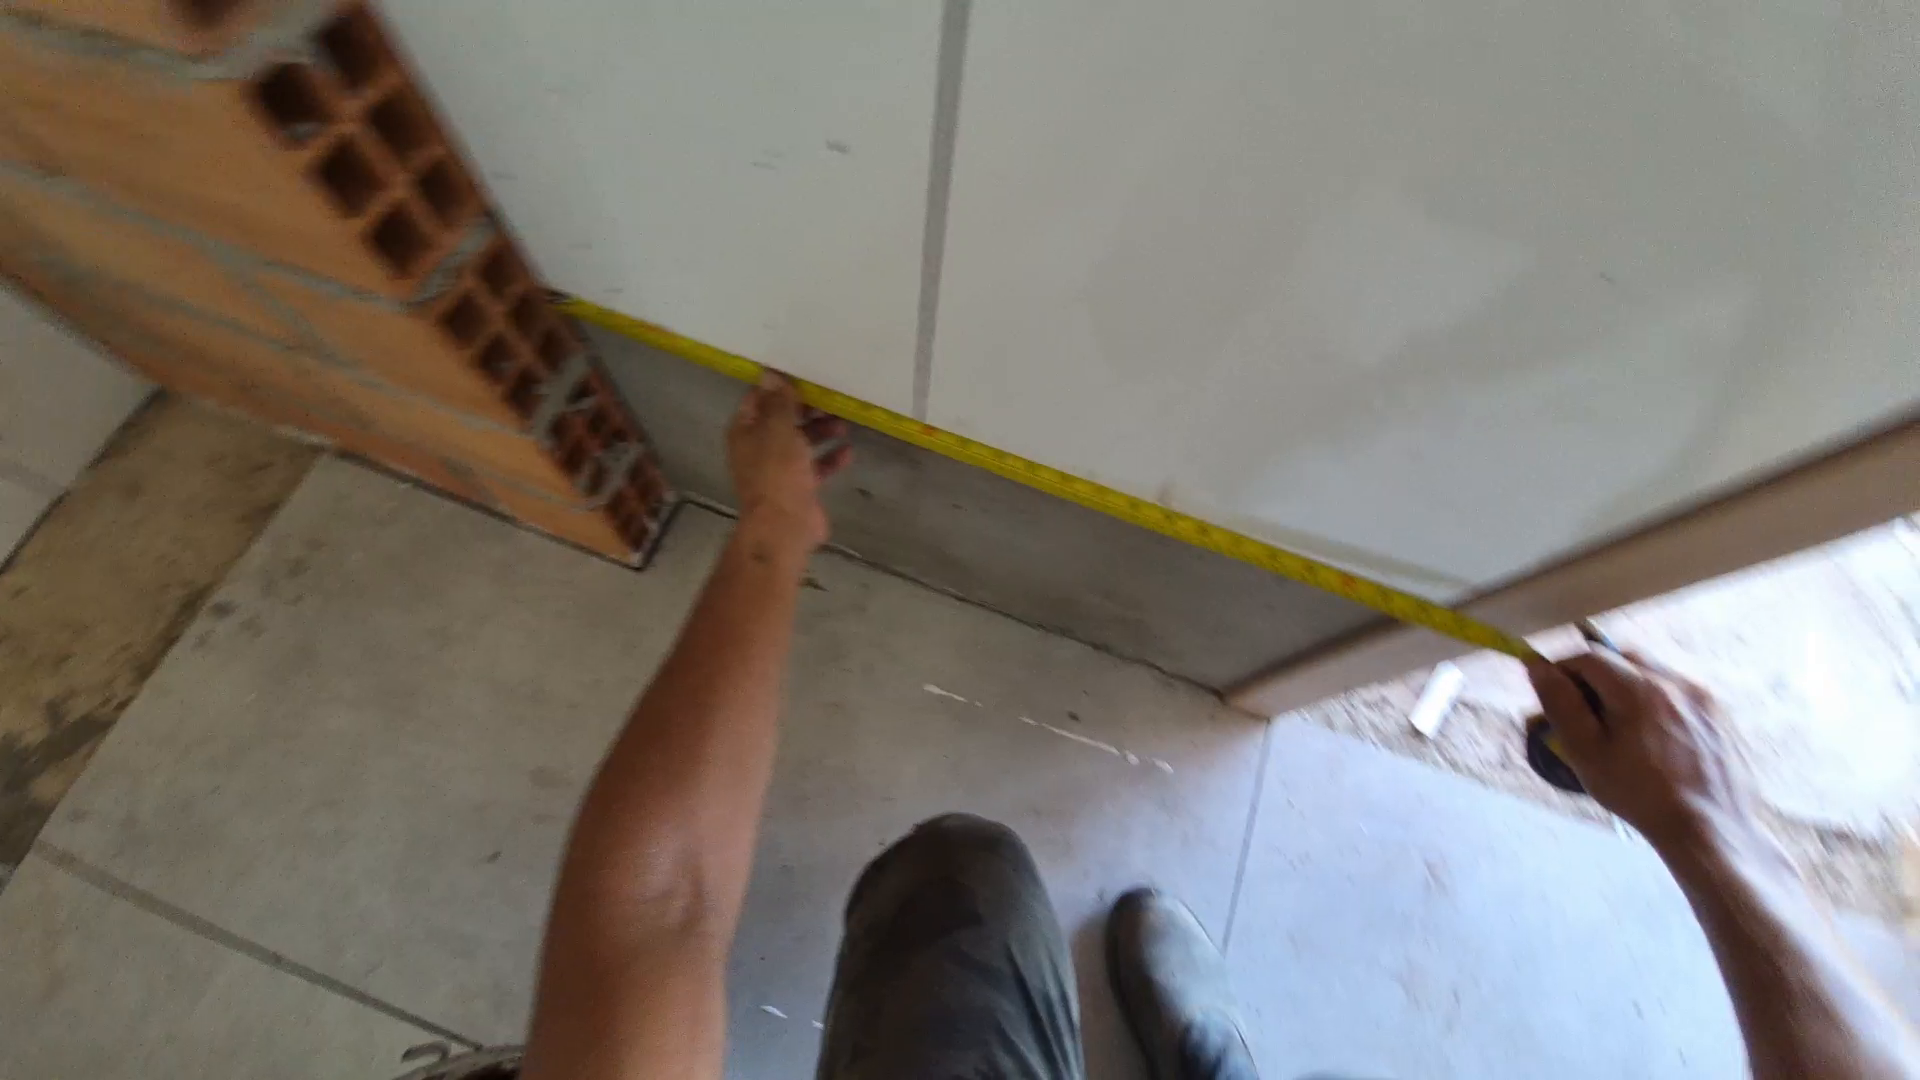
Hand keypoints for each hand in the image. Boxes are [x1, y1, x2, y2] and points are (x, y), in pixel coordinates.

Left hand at [726, 371, 851, 555]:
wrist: (784, 525)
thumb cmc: (777, 471)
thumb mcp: (779, 428)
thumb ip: (779, 401)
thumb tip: (770, 373)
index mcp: (745, 431)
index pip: (757, 399)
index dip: (779, 387)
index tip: (804, 377)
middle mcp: (758, 448)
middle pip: (782, 420)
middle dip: (806, 409)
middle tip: (830, 400)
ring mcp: (778, 470)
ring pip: (800, 442)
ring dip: (821, 431)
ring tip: (843, 424)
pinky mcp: (798, 487)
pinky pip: (815, 467)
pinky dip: (830, 458)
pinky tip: (848, 452)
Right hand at [1525, 648, 1755, 849]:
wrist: (1710, 829)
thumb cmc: (1636, 790)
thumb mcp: (1583, 748)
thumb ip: (1559, 701)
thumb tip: (1536, 666)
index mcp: (1640, 689)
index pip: (1588, 656)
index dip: (1562, 668)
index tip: (1552, 694)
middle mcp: (1676, 683)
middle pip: (1622, 656)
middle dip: (1593, 673)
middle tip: (1582, 708)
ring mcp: (1704, 699)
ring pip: (1650, 671)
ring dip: (1624, 683)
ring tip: (1616, 722)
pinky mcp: (1720, 716)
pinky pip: (1675, 690)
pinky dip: (1652, 698)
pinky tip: (1649, 733)